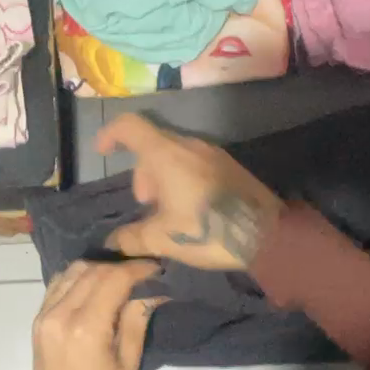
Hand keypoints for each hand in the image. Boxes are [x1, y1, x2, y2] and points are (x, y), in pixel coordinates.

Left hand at [32, 259, 162, 369]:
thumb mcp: (128, 363)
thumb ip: (137, 320)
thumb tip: (154, 289)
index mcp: (87, 328)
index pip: (113, 279)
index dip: (137, 269)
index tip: (155, 268)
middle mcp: (61, 314)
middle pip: (93, 271)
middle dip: (119, 267)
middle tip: (141, 273)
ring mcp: (45, 315)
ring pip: (72, 272)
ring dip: (97, 269)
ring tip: (118, 278)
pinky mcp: (37, 319)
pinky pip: (57, 285)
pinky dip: (76, 278)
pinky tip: (92, 286)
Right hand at [97, 113, 283, 270]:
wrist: (268, 235)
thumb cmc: (208, 231)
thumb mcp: (163, 239)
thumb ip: (132, 237)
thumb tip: (112, 243)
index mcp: (167, 155)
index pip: (130, 126)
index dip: (110, 134)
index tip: (102, 152)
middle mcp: (189, 145)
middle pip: (152, 144)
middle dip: (141, 172)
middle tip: (146, 204)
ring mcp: (212, 153)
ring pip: (173, 153)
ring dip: (161, 177)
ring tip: (167, 211)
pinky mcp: (228, 165)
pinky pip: (193, 161)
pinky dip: (181, 177)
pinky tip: (189, 208)